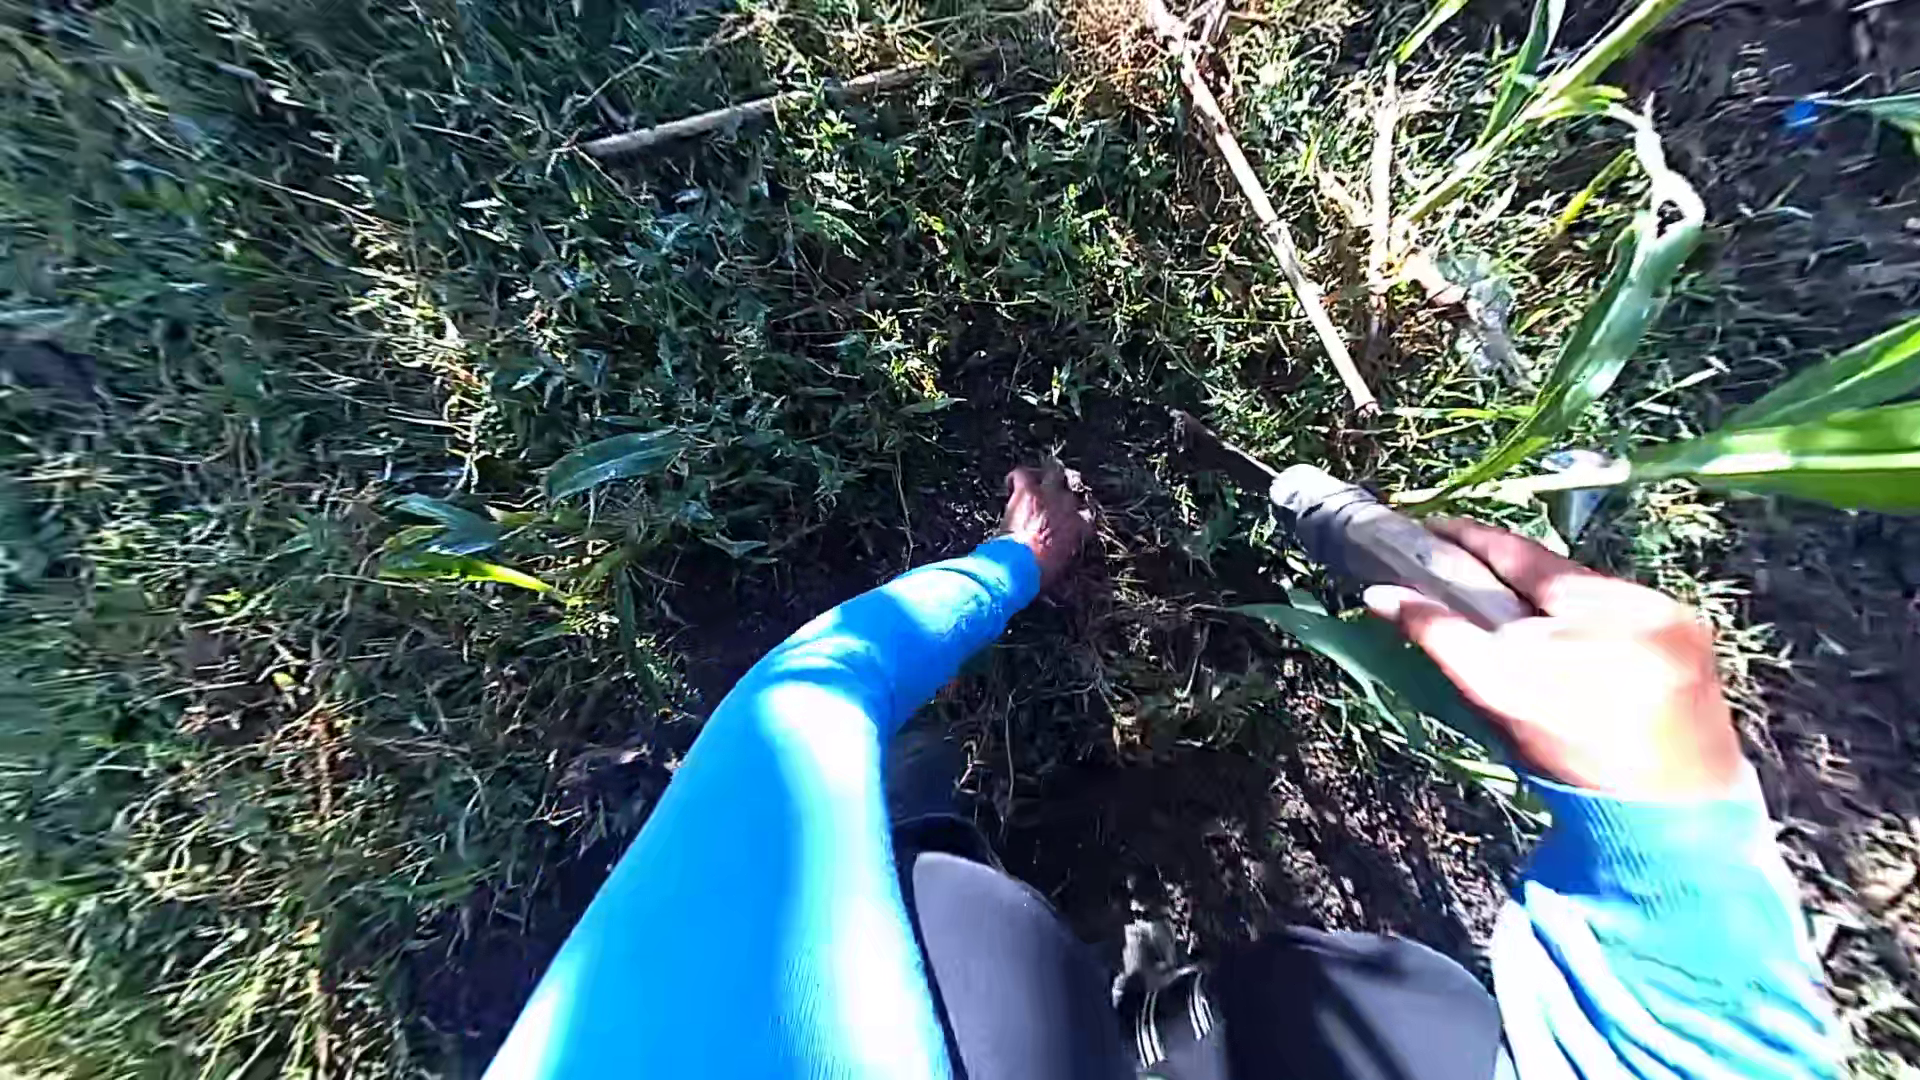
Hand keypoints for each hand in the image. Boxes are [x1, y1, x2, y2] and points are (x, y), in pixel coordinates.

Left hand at [1001, 461, 1092, 587]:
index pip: (1086, 515)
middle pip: (1072, 490)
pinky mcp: (1026, 491)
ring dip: (1047, 476)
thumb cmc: (1039, 573)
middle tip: (1054, 499)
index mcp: (1080, 526)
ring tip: (1038, 482)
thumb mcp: (1061, 568)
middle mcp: (1068, 506)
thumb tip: (1064, 561)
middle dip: (1064, 493)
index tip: (1068, 522)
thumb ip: (1066, 554)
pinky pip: (1022, 473)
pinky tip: (1011, 485)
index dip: (1076, 517)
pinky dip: (1016, 477)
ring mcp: (1048, 495)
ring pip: (1055, 471)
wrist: (1018, 566)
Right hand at [1364, 518, 1743, 797]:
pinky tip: (1547, 636)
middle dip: (1499, 570)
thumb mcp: (1490, 683)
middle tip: (1452, 568)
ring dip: (1533, 595)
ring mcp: (1677, 623)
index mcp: (1603, 603)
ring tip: (1496, 607)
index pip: (1518, 552)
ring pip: (1578, 594)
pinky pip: (1609, 615)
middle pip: (1550, 572)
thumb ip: (1435, 630)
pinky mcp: (1690, 647)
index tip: (1429, 527)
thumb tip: (1378, 594)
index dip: (1468, 537)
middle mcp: (1648, 599)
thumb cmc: (1568, 743)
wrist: (1665, 814)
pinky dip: (1568, 617)